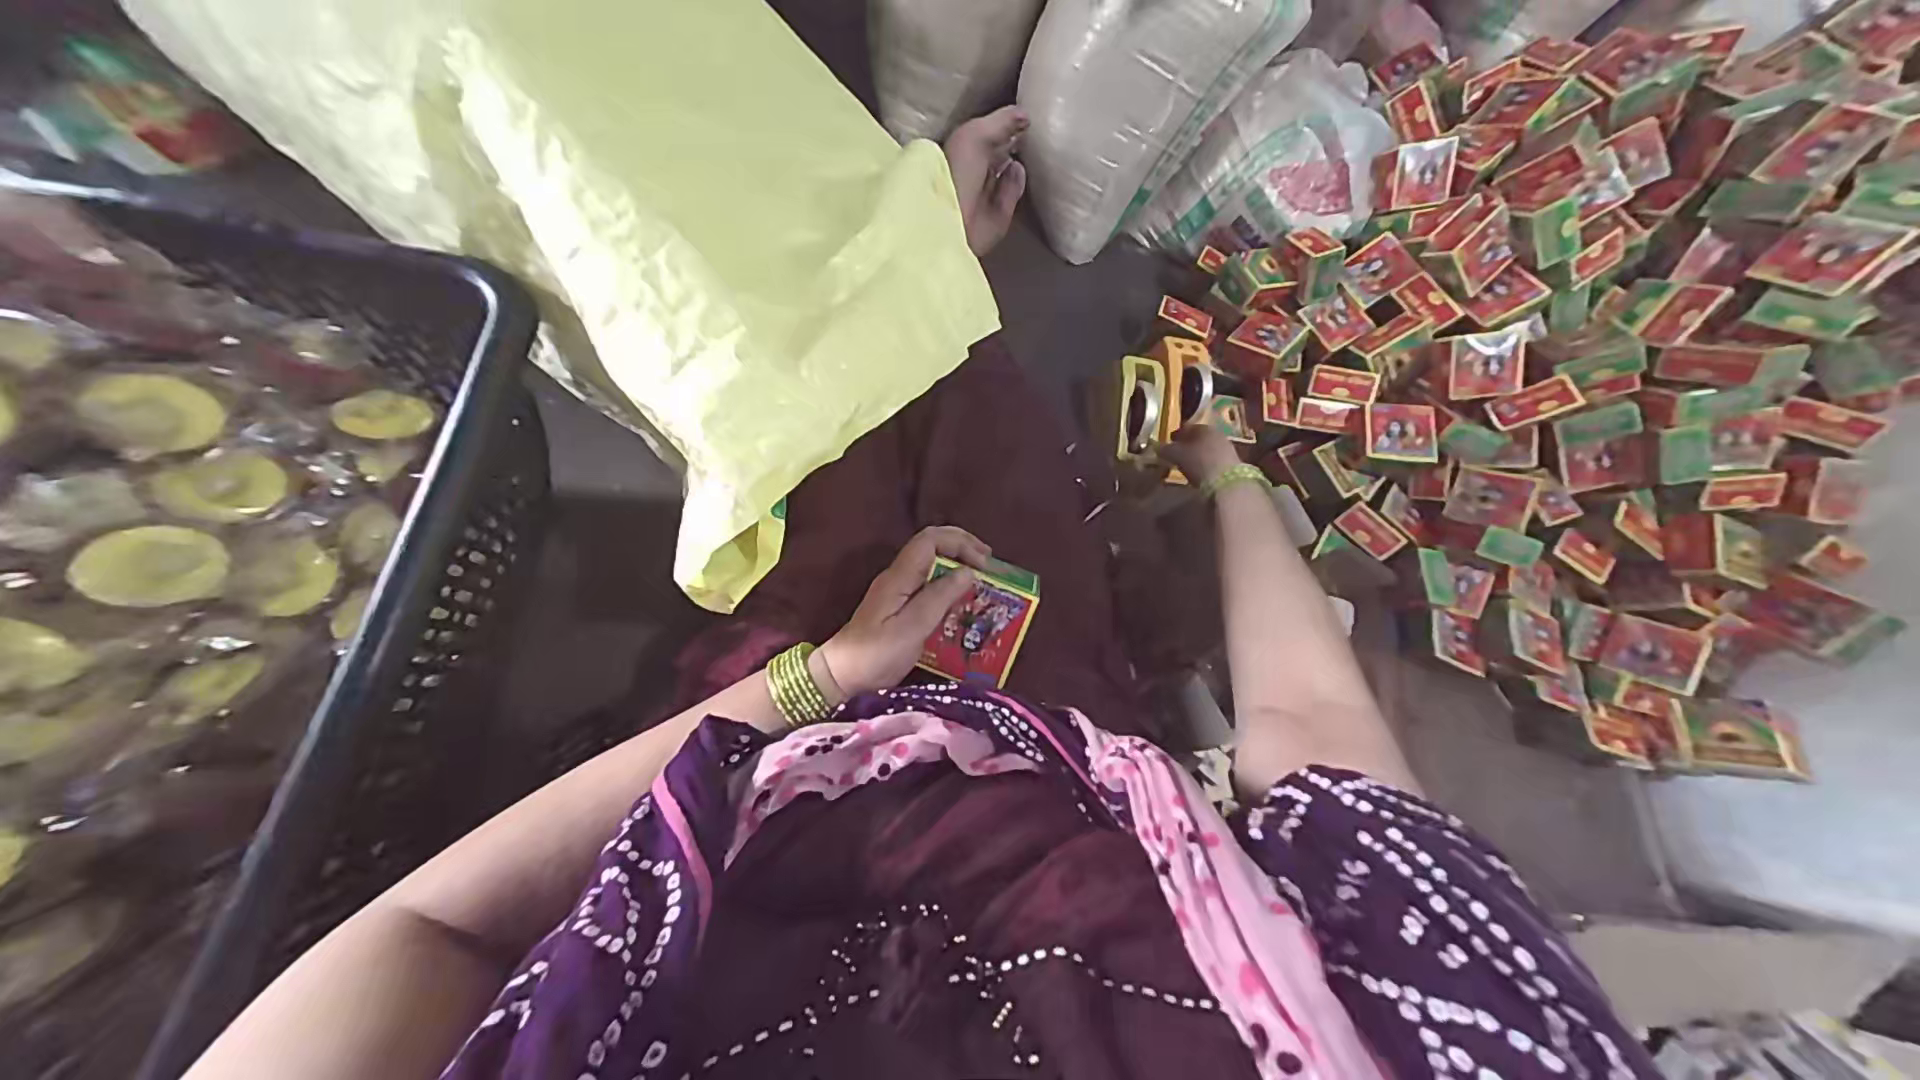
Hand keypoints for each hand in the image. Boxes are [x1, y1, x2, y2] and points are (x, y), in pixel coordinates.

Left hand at [819, 526, 992, 697]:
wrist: (841, 675)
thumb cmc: (876, 654)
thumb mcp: (912, 628)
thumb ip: (940, 597)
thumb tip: (968, 572)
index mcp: (899, 576)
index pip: (931, 539)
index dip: (960, 543)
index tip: (984, 563)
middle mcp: (898, 576)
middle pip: (932, 544)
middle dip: (963, 548)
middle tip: (990, 565)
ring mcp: (897, 590)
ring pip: (932, 563)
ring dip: (958, 565)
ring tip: (982, 580)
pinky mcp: (899, 605)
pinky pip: (928, 583)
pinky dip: (949, 584)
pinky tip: (962, 600)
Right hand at [1157, 424, 1241, 487]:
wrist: (1227, 481)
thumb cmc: (1198, 462)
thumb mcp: (1176, 455)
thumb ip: (1165, 449)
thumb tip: (1157, 447)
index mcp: (1202, 427)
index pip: (1186, 427)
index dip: (1176, 434)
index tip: (1169, 441)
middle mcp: (1216, 433)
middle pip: (1199, 437)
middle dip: (1188, 444)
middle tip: (1177, 453)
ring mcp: (1227, 447)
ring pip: (1207, 448)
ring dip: (1197, 454)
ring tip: (1187, 464)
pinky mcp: (1233, 462)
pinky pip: (1214, 459)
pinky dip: (1205, 462)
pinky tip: (1200, 471)